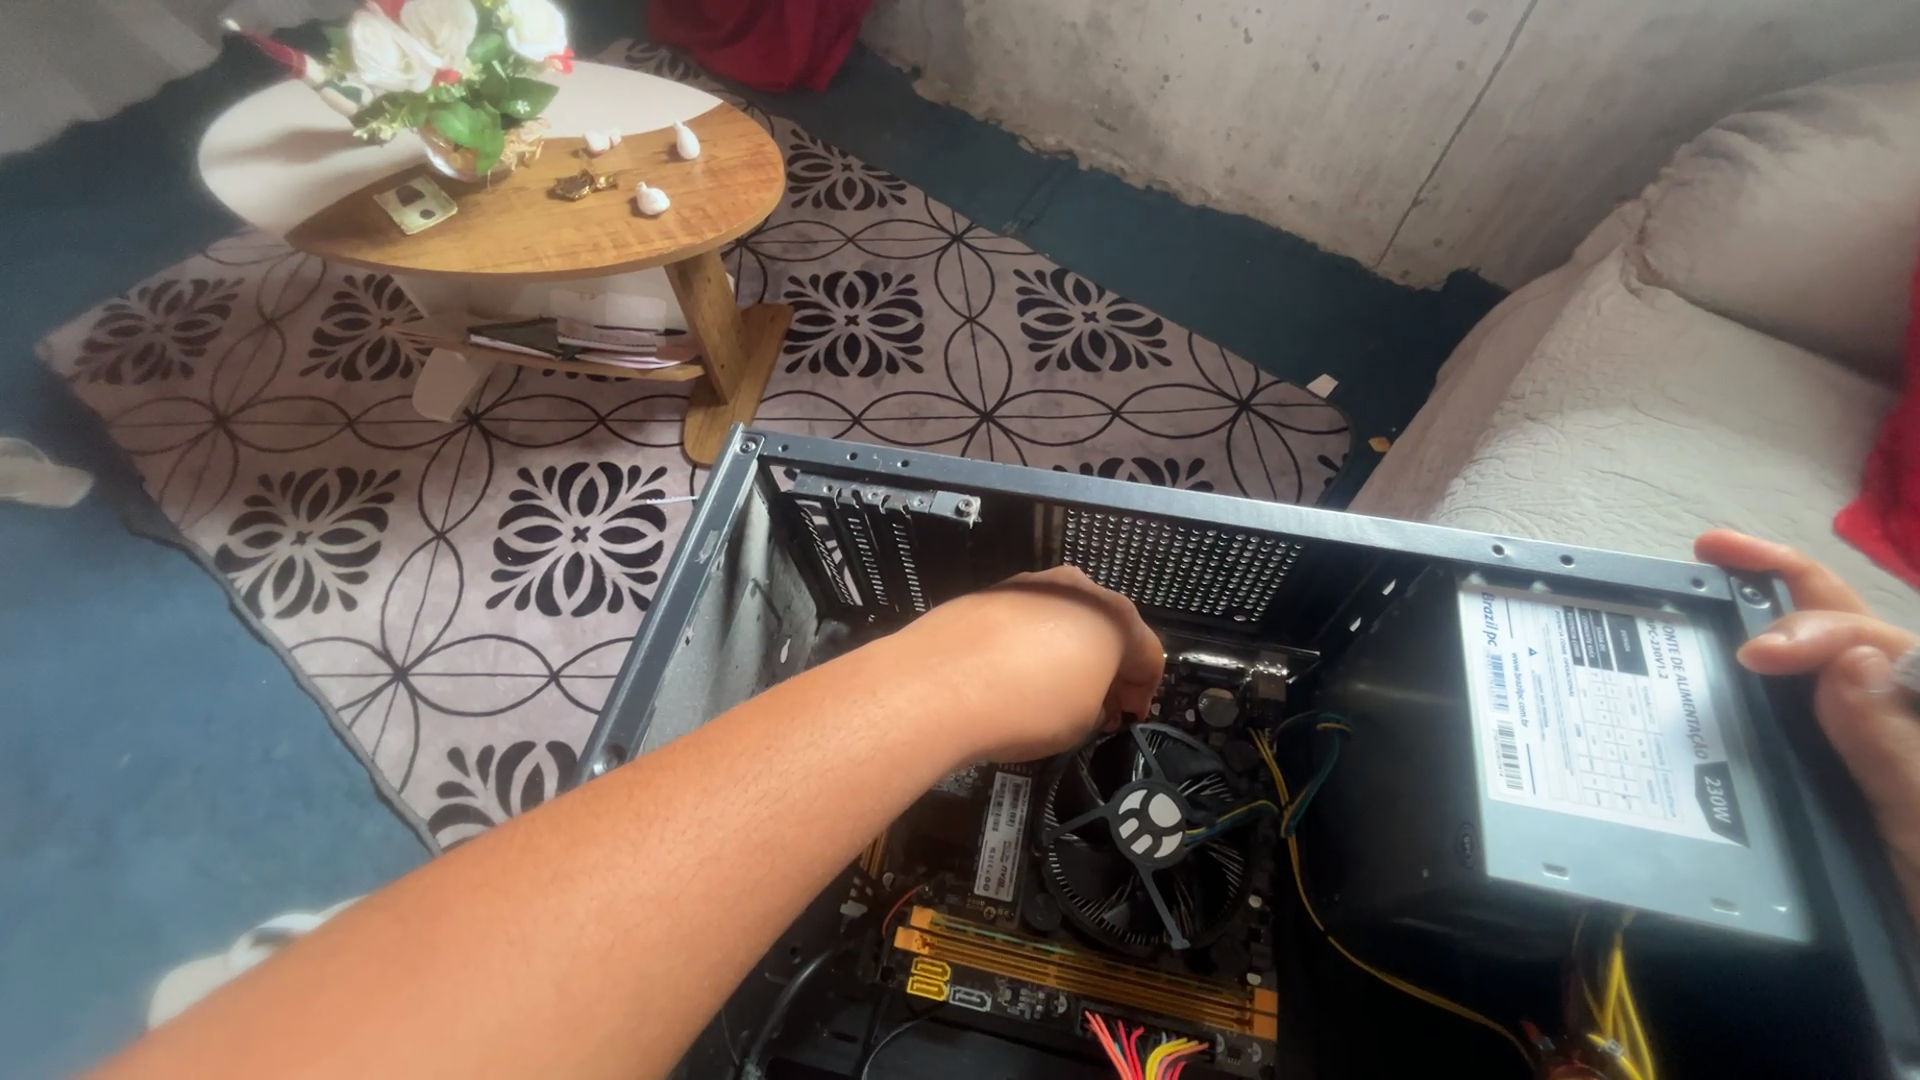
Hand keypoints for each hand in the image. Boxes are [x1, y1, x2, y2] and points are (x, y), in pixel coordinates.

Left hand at [895, 565, 1164, 763]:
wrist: (939, 683)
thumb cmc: (1029, 706)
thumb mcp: (1083, 723)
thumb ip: (1100, 705)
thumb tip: (1090, 699)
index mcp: (1114, 618)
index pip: (1149, 655)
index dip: (1142, 692)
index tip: (1126, 717)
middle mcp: (1078, 589)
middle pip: (1107, 629)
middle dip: (1107, 667)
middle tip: (1096, 706)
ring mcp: (1031, 585)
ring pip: (1064, 619)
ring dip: (1068, 652)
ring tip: (1051, 691)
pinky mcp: (991, 592)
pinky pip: (1026, 620)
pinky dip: (1029, 644)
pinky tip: (1012, 674)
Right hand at [1695, 530, 1919, 931]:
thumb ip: (1894, 745)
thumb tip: (1841, 656)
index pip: (1881, 643)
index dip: (1817, 629)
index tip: (1752, 654)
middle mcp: (1907, 711)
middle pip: (1858, 623)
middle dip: (1788, 577)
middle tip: (1711, 550)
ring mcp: (1870, 732)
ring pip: (1826, 650)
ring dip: (1773, 605)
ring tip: (1714, 571)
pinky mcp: (1833, 757)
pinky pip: (1794, 695)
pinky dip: (1754, 659)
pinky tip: (1714, 646)